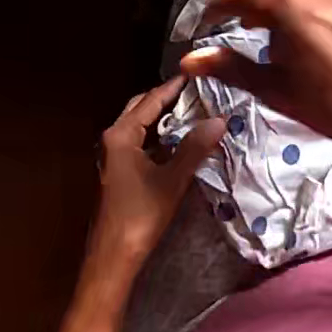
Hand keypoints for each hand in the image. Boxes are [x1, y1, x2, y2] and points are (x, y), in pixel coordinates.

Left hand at [93, 76, 225, 264]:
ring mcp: (113, 156)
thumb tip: (219, 119)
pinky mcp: (118, 171)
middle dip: (166, 98)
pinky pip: (140, 141)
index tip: (196, 74)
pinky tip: (179, 140)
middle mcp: (113, 139)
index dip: (173, 87)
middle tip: (195, 90)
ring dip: (162, 117)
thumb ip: (195, 147)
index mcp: (121, 135)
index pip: (151, 100)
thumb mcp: (172, 179)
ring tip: (192, 109)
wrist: (112, 256)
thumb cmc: (139, 215)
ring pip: (139, 125)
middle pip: (141, 108)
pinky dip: (158, 135)